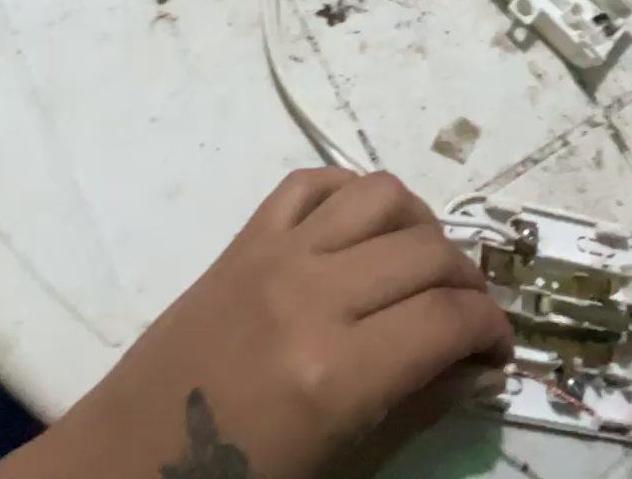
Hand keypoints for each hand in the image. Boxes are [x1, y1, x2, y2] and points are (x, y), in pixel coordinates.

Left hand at [0, 169, 511, 478]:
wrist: (133, 456)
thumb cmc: (243, 476)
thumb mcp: (345, 462)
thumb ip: (419, 405)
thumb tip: (475, 363)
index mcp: (336, 372)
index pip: (449, 318)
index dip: (492, 329)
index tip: (498, 347)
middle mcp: (312, 294)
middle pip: (427, 251)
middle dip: (469, 280)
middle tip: (468, 313)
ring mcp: (276, 253)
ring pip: (379, 194)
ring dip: (420, 224)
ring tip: (422, 261)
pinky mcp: (246, 235)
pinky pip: (313, 182)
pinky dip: (351, 194)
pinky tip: (363, 228)